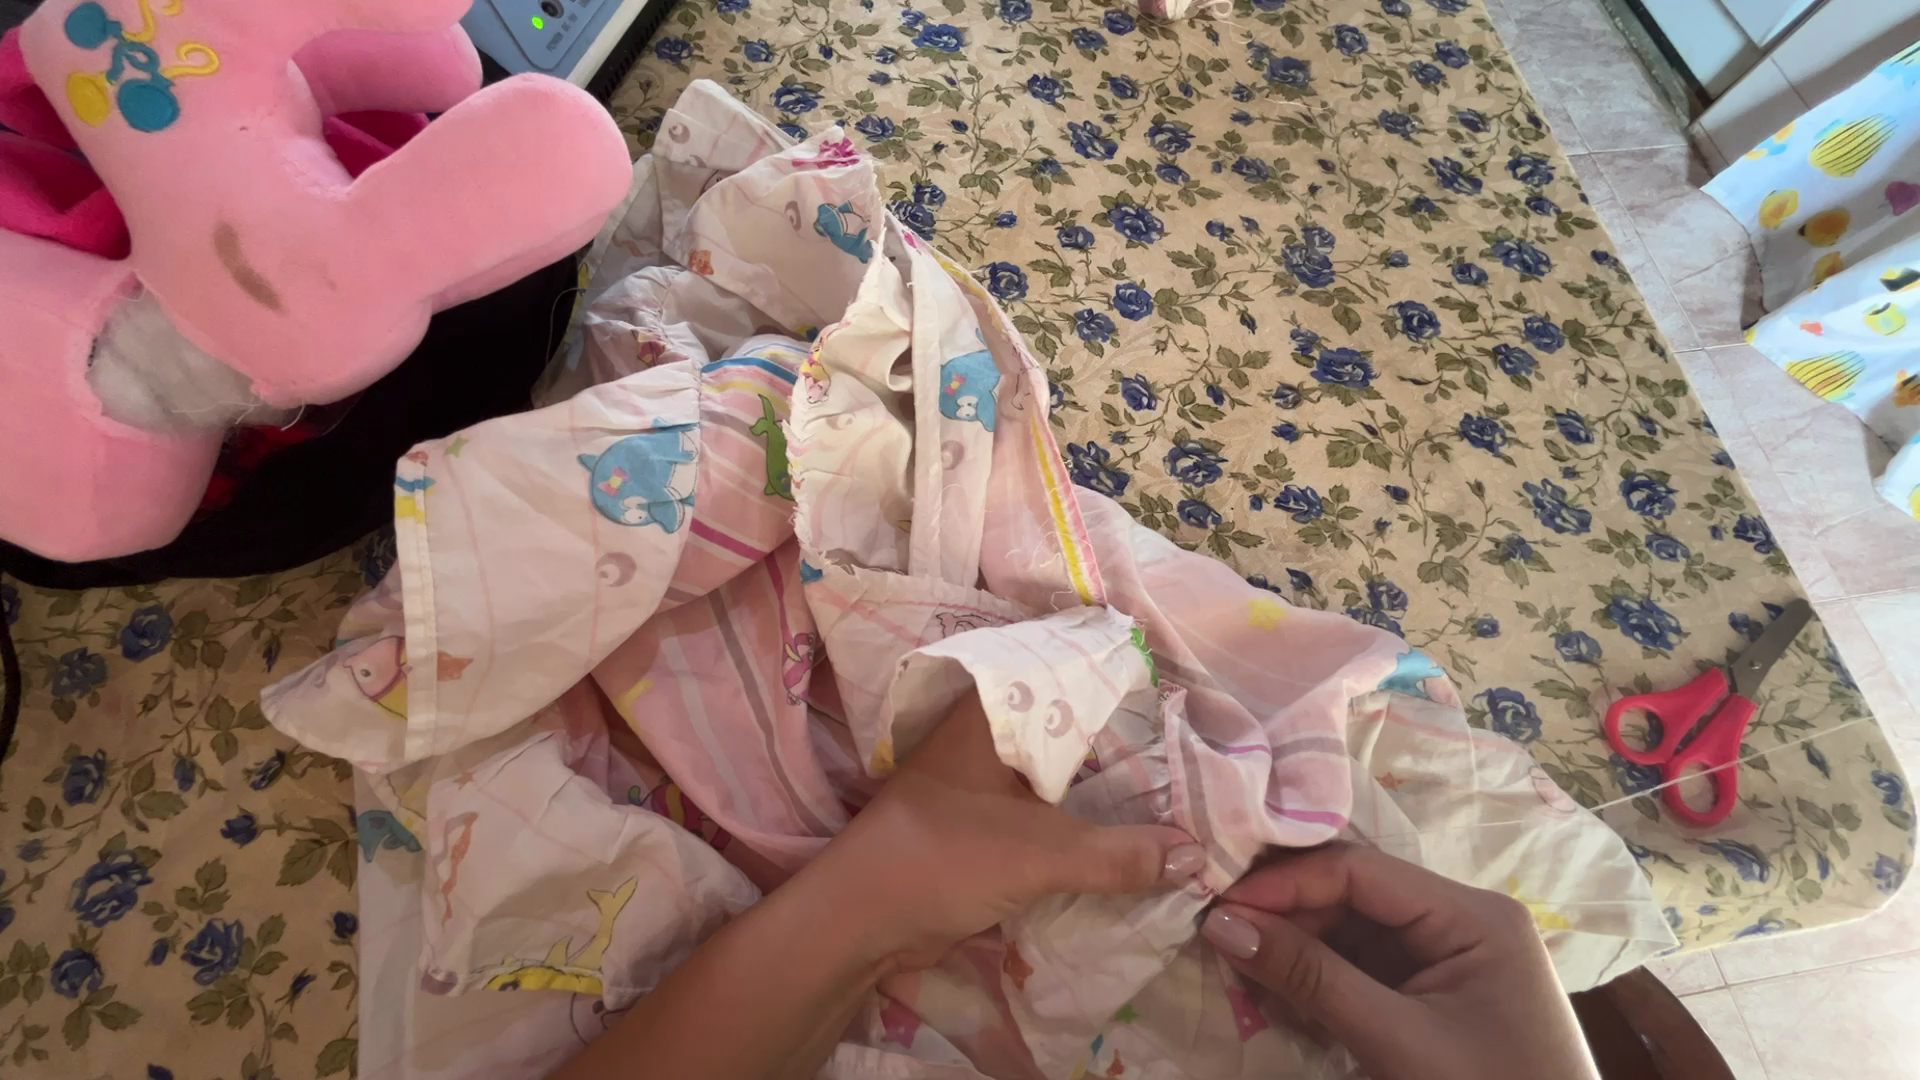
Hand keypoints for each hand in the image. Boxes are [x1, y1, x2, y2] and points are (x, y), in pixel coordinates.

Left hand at [807, 692, 1204, 970]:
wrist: (863, 919)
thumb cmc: (944, 856)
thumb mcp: (1040, 853)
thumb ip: (1119, 855)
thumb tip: (1197, 857)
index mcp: (993, 709)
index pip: (1070, 676)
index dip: (1123, 682)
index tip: (1183, 691)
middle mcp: (989, 731)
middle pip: (1070, 726)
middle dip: (1125, 741)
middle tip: (1194, 744)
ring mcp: (984, 774)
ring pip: (1059, 769)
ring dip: (1105, 784)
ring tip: (1176, 783)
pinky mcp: (983, 816)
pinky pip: (1045, 806)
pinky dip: (1081, 816)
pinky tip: (1127, 824)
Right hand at [1198, 842, 1597, 1079]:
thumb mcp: (1397, 1044)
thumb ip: (1307, 976)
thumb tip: (1216, 921)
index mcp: (1472, 914)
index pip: (1356, 869)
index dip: (1284, 882)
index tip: (1221, 905)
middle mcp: (1460, 917)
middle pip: (1349, 892)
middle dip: (1285, 915)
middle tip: (1223, 936)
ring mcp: (1446, 953)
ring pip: (1347, 925)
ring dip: (1294, 946)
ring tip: (1242, 965)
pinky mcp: (1430, 988)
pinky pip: (1358, 961)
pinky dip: (1316, 974)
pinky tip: (1279, 990)